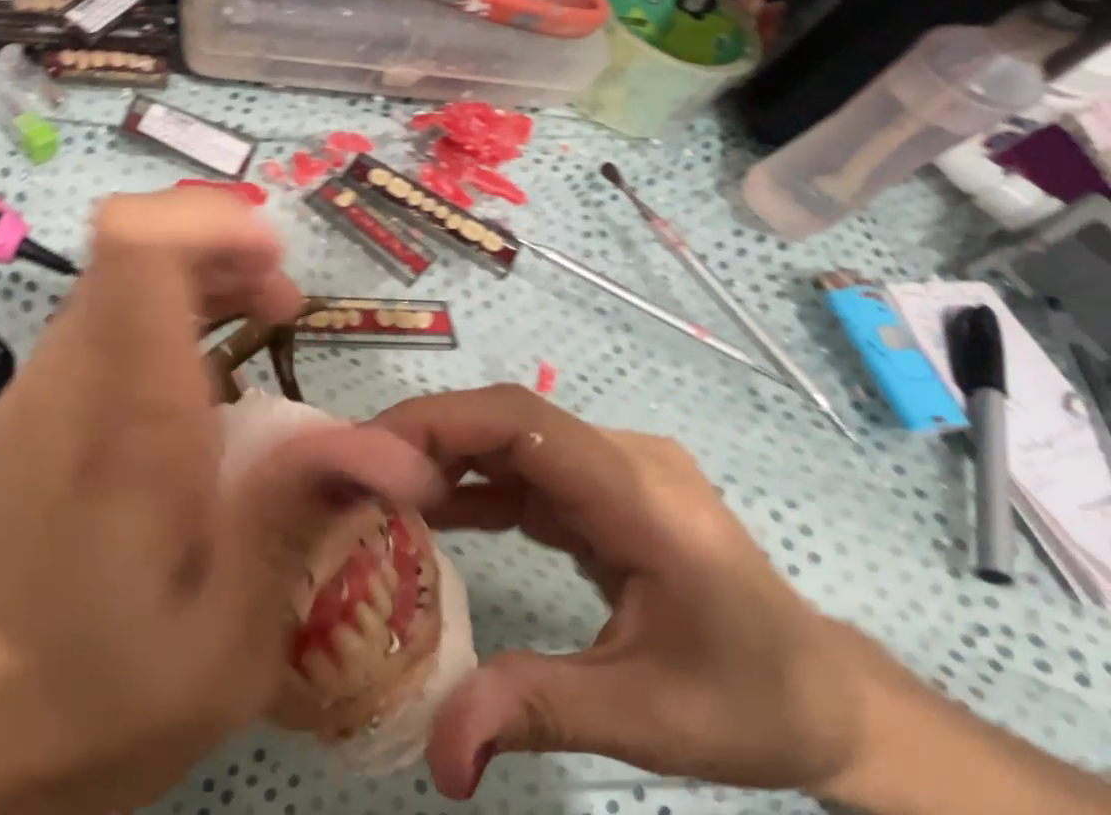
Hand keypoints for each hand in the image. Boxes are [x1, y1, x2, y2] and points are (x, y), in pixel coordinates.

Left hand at [0, 191, 439, 813]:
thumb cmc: (100, 700)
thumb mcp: (227, 639)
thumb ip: (293, 517)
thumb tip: (397, 451)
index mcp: (117, 430)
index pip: (132, 251)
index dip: (205, 220)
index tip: (274, 259)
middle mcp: (55, 393)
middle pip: (121, 256)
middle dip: (214, 253)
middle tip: (283, 306)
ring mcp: (20, 405)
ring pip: (103, 294)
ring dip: (184, 291)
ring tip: (253, 339)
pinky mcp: (9, 428)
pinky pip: (84, 343)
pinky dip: (146, 333)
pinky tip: (187, 401)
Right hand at [372, 386, 870, 799]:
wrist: (825, 698)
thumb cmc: (747, 701)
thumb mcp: (642, 716)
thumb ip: (533, 713)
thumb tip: (438, 753)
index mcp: (641, 497)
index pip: (521, 422)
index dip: (435, 424)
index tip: (363, 459)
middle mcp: (624, 462)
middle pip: (503, 419)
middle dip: (419, 439)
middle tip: (348, 480)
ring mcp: (613, 473)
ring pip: (505, 438)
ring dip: (436, 459)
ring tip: (371, 497)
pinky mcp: (599, 493)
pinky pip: (519, 471)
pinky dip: (466, 486)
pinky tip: (425, 517)